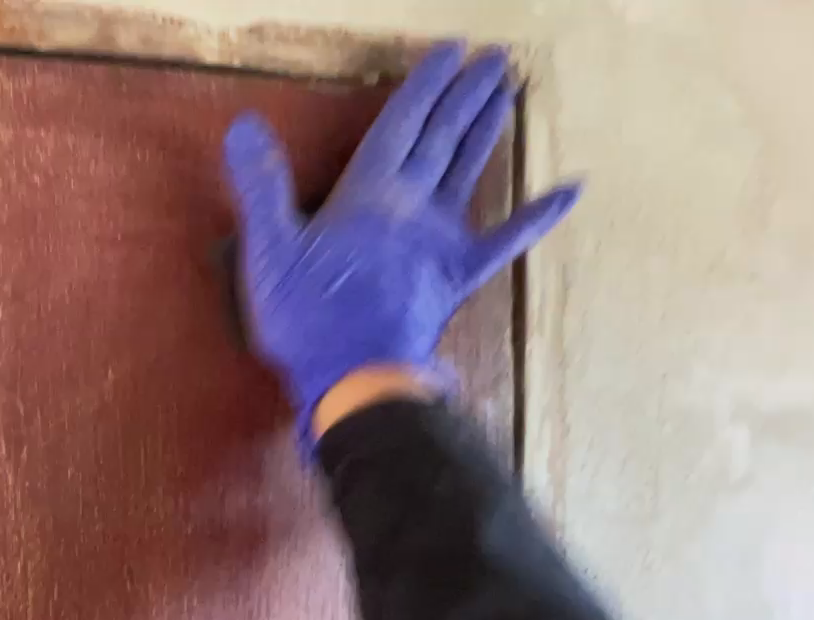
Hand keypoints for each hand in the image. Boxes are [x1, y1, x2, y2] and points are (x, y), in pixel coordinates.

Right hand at [221, 41, 580, 445]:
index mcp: (367, 196)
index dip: (422, 87)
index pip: (399, 127)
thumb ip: (261, 188)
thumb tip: (244, 125)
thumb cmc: (305, 315)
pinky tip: (570, 190)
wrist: (355, 372)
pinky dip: (537, 216)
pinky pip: (504, 240)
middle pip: (442, 141)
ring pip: (470, 173)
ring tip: (507, 92)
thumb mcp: (267, 252)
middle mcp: (412, 207)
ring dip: (487, 132)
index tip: (448, 51)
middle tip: (491, 60)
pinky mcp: (455, 276)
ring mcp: (441, 241)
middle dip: (463, 98)